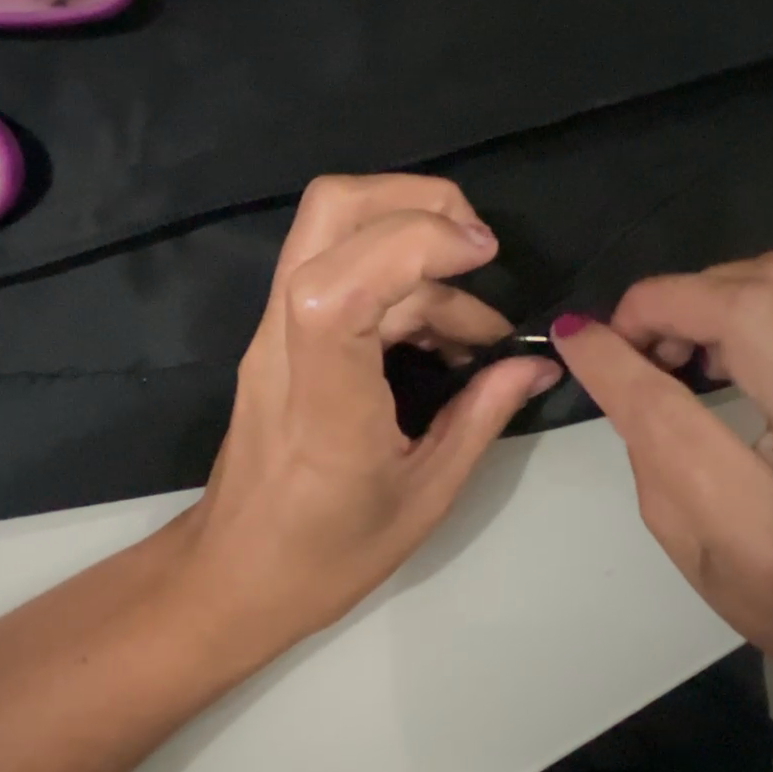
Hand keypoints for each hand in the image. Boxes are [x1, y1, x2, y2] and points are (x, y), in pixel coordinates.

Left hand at [181, 174, 562, 642]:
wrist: (234, 571)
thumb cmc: (326, 553)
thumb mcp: (424, 495)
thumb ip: (483, 414)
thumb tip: (538, 363)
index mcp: (324, 398)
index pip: (339, 282)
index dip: (413, 240)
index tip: (482, 256)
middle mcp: (285, 343)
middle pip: (329, 210)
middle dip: (417, 200)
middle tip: (480, 253)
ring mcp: (273, 331)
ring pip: (335, 232)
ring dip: (418, 253)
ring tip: (476, 334)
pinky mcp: (278, 333)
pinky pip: (337, 270)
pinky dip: (397, 280)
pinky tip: (439, 338)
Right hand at [550, 249, 772, 729]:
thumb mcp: (685, 545)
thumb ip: (646, 449)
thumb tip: (609, 356)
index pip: (674, 414)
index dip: (612, 360)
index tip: (572, 335)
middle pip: (754, 311)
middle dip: (667, 301)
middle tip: (631, 337)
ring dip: (710, 287)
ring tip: (679, 335)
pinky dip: (748, 296)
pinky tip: (724, 341)